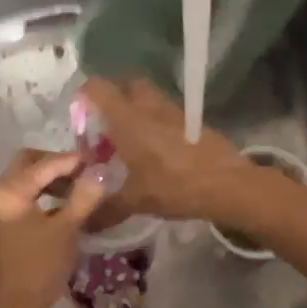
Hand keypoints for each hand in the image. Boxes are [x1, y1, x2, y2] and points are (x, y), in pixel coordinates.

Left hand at [0, 148, 106, 307]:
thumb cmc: (40, 270)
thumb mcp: (66, 231)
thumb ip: (83, 197)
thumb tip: (101, 171)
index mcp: (8, 192)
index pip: (42, 164)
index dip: (71, 160)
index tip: (98, 160)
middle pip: (27, 163)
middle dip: (56, 164)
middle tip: (85, 172)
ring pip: (24, 180)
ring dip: (50, 179)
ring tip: (79, 188)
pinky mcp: (0, 223)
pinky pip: (22, 197)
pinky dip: (42, 194)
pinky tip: (63, 204)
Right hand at [80, 78, 254, 224]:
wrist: (227, 184)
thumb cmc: (174, 187)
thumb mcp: (136, 201)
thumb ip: (107, 209)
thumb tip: (86, 223)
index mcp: (128, 119)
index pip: (98, 88)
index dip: (84, 96)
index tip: (80, 116)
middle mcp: (149, 106)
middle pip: (127, 84)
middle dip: (113, 97)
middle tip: (106, 124)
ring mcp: (174, 110)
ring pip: (149, 97)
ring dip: (136, 110)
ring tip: (131, 140)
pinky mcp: (193, 120)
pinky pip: (166, 112)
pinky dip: (156, 122)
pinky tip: (157, 149)